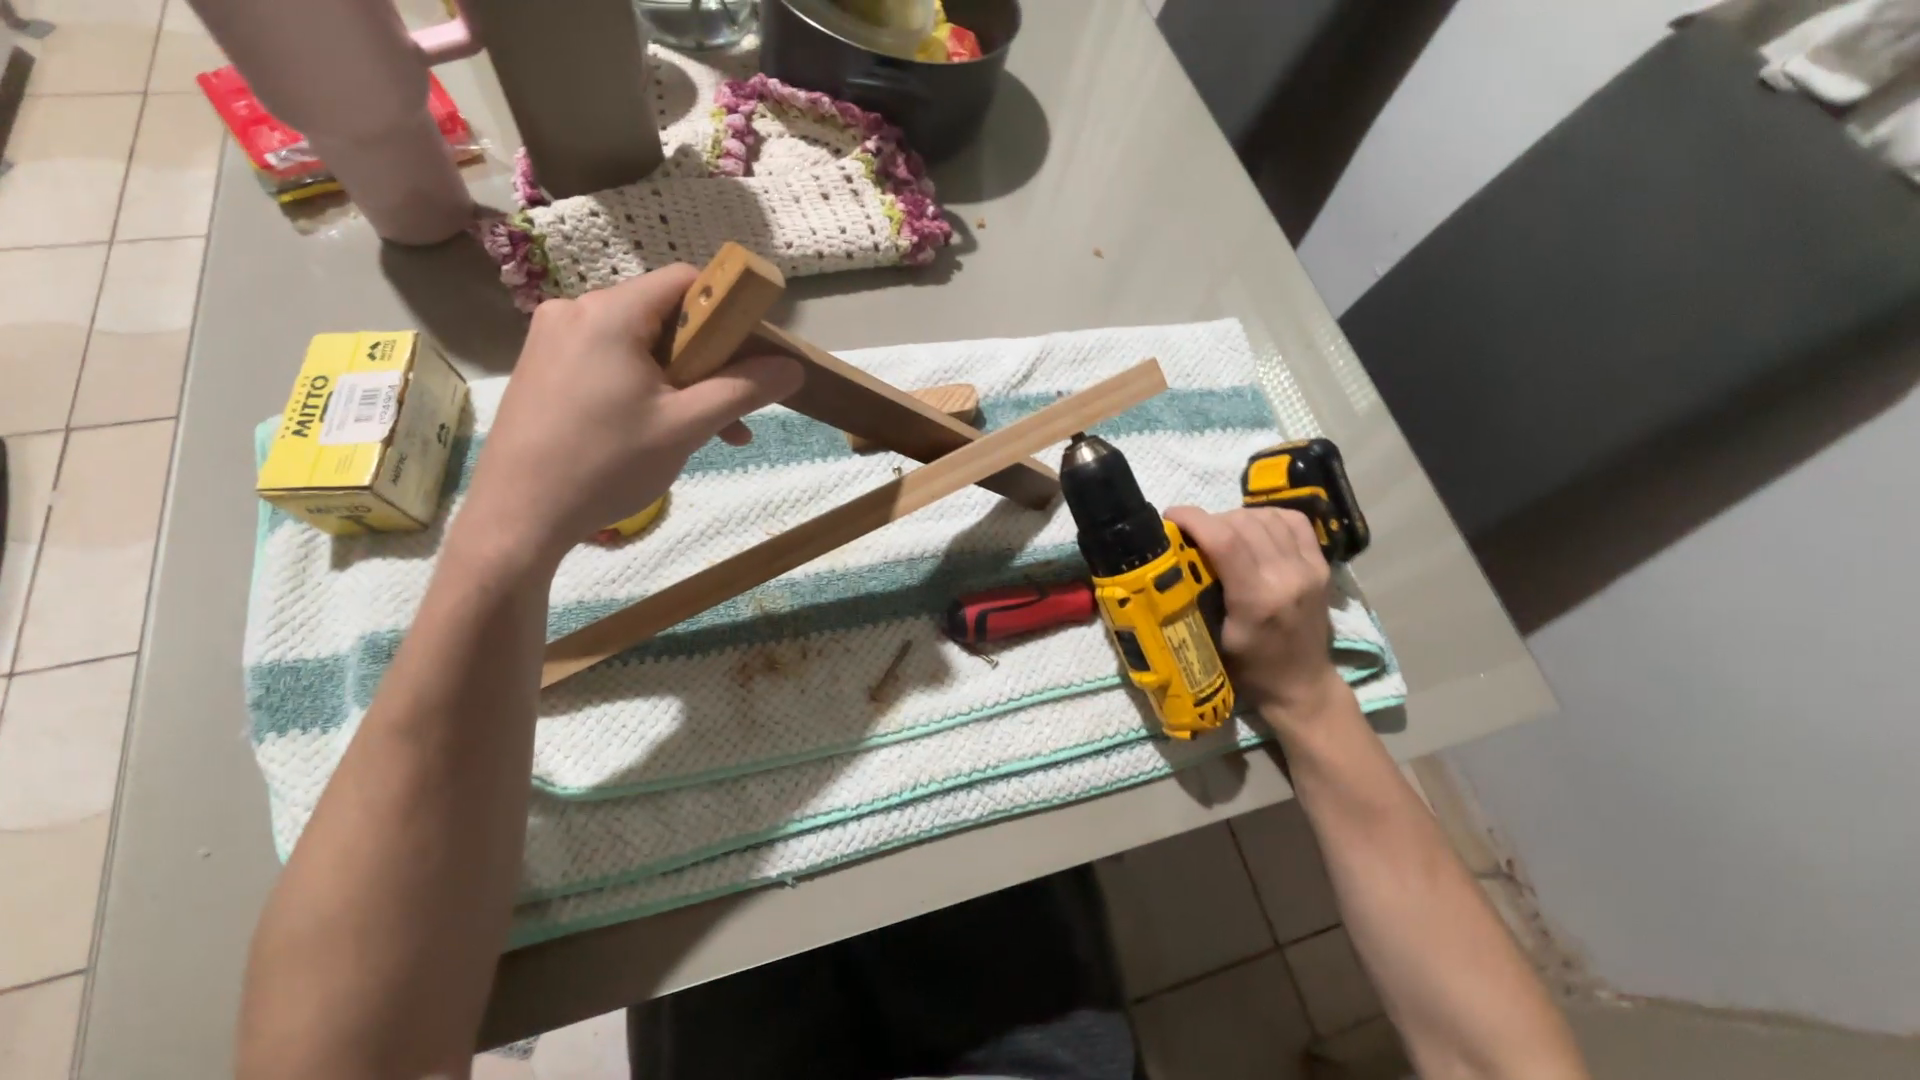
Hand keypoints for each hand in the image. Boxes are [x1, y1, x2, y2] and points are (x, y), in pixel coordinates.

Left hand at [459, 264, 803, 567]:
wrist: (518, 516)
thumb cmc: (607, 465)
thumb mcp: (685, 427)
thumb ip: (743, 390)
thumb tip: (793, 368)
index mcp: (610, 313)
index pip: (685, 282)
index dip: (727, 311)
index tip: (750, 355)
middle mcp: (575, 311)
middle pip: (662, 316)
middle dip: (705, 360)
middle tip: (730, 409)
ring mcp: (552, 339)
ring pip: (636, 345)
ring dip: (677, 381)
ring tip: (701, 432)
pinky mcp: (541, 368)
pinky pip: (607, 362)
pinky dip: (641, 388)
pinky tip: (654, 430)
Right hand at [1164, 506, 1344, 726]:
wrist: (1300, 684)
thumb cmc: (1249, 668)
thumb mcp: (1212, 635)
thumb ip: (1198, 594)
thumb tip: (1173, 557)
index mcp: (1256, 600)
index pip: (1224, 540)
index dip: (1193, 519)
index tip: (1170, 517)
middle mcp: (1287, 577)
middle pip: (1243, 522)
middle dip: (1211, 520)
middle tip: (1193, 535)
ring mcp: (1309, 569)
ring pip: (1267, 517)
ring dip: (1237, 518)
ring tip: (1222, 533)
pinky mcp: (1321, 565)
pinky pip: (1294, 521)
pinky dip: (1268, 517)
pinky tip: (1254, 529)